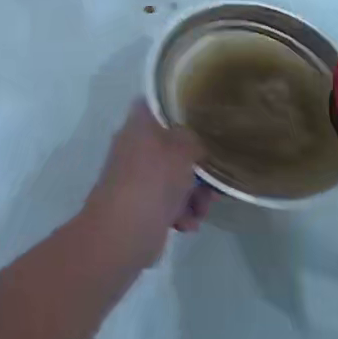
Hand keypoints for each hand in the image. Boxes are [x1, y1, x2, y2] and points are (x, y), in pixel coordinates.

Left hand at [81, 102, 215, 267]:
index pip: (154, 105)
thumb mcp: (180, 150)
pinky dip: (182, 213)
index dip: (178, 108)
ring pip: (178, 178)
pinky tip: (184, 224)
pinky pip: (172, 202)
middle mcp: (135, 149)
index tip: (204, 118)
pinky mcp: (143, 204)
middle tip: (214, 182)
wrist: (123, 232)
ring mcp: (138, 178)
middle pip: (175, 148)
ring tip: (198, 210)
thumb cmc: (151, 182)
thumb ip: (192, 136)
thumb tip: (193, 135)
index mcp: (137, 128)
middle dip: (199, 168)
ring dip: (195, 197)